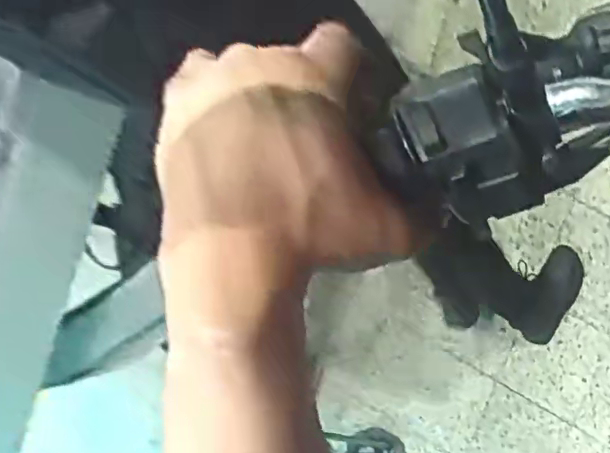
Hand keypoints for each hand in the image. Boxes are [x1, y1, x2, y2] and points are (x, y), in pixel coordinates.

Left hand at [155, 23, 416, 322]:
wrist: (231, 250)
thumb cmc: (315, 228)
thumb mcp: (392, 232)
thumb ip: (423, 213)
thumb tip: (437, 207)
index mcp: (312, 80)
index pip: (345, 45)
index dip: (363, 74)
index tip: (369, 108)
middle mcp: (254, 61)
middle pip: (294, 65)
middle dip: (313, 98)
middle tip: (328, 148)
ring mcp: (206, 79)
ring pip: (247, 78)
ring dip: (268, 105)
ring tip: (281, 153)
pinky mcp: (172, 106)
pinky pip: (207, 97)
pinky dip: (227, 118)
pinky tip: (242, 156)